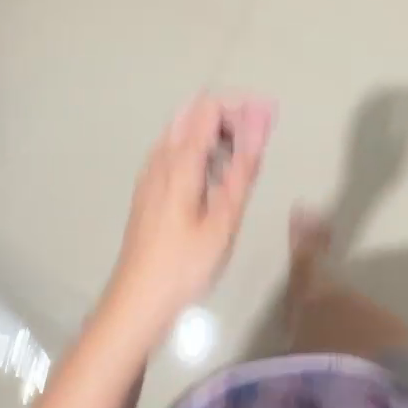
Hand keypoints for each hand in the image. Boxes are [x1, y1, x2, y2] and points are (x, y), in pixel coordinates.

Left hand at [102, 95, 274, 343]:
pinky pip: (176, 152)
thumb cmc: (185, 265)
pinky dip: (201, 151)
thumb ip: (243, 167)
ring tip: (245, 160)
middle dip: (230, 115)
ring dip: (216, 134)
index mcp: (179, 161)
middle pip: (194, 113)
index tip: (271, 118)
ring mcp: (150, 174)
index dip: (242, 104)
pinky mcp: (149, 190)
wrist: (136, 303)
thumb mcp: (223, 220)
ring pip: (184, 132)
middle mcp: (160, 158)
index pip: (208, 106)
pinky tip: (217, 179)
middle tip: (261, 140)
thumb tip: (261, 121)